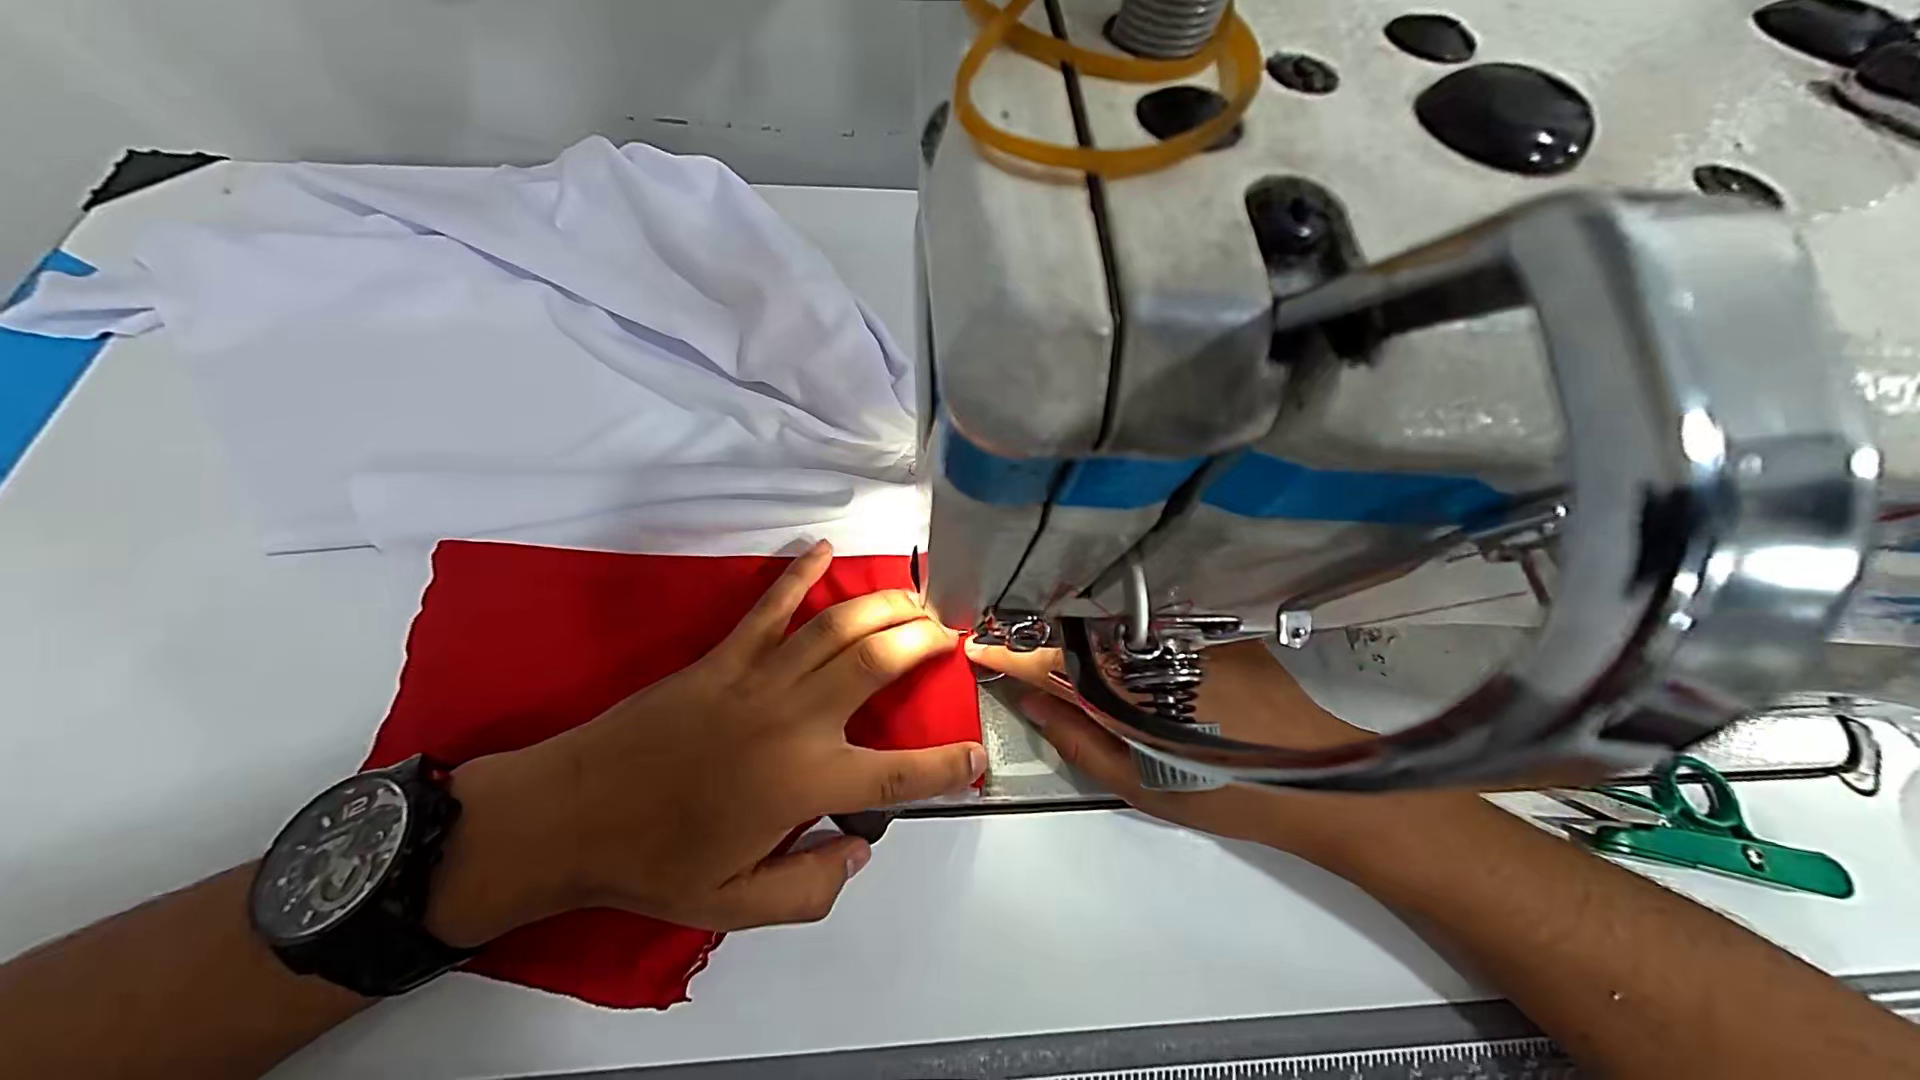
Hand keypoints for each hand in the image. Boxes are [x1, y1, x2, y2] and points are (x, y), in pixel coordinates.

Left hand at [427, 542, 985, 944]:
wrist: (570, 816)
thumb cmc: (656, 862)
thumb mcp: (738, 906)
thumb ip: (813, 889)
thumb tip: (859, 847)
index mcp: (805, 783)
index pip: (901, 775)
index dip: (950, 766)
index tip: (977, 757)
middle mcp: (794, 720)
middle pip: (879, 662)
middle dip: (926, 642)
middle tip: (951, 636)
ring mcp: (757, 678)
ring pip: (837, 626)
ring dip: (885, 605)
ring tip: (916, 599)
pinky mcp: (722, 656)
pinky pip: (770, 606)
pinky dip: (800, 574)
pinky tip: (824, 549)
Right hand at [968, 638, 1482, 860]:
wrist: (1323, 781)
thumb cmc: (1225, 793)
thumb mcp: (1139, 783)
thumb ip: (1077, 738)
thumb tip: (1031, 700)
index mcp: (1128, 687)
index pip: (1051, 660)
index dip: (1009, 653)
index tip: (976, 646)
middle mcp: (1154, 644)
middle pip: (1078, 629)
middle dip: (1041, 636)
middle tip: (1017, 647)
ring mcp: (1188, 627)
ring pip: (1114, 620)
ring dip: (1084, 630)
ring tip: (1067, 646)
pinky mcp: (1216, 622)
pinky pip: (1154, 618)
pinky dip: (1129, 628)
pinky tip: (1133, 646)